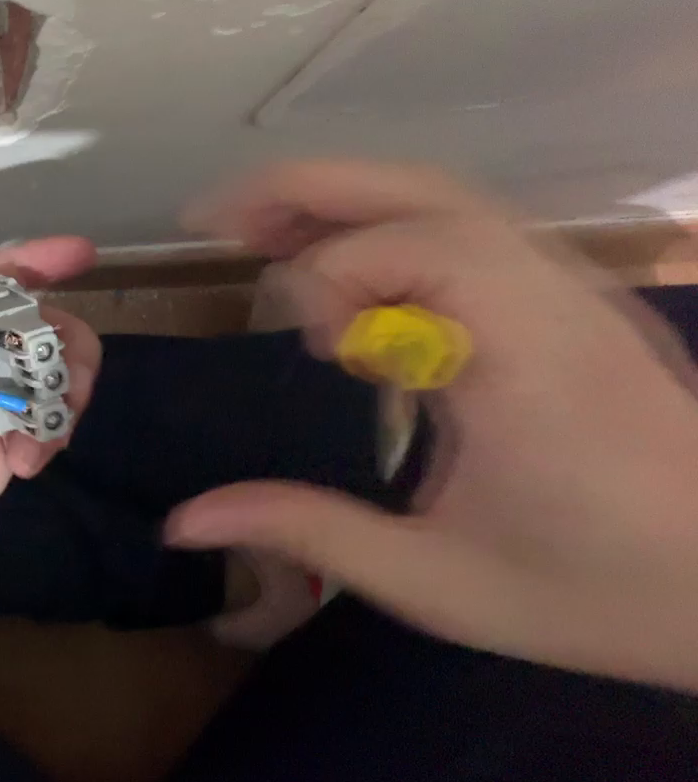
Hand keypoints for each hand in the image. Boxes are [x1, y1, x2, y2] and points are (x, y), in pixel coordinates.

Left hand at [0, 239, 100, 716]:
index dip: (6, 271)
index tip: (76, 254)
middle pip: (2, 331)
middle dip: (50, 340)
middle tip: (72, 389)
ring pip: (24, 375)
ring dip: (54, 393)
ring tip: (40, 448)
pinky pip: (29, 425)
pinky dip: (47, 434)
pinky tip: (30, 470)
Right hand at [169, 159, 697, 691]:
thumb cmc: (600, 591)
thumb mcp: (440, 583)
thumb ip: (306, 530)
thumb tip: (181, 520)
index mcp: (537, 363)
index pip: (424, 247)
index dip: (335, 278)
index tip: (322, 356)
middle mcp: (555, 301)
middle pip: (419, 190)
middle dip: (299, 192)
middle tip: (208, 220)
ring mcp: (561, 289)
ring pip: (430, 193)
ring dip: (326, 201)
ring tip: (245, 231)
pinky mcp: (553, 296)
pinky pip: (445, 223)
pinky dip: (364, 224)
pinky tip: (319, 262)